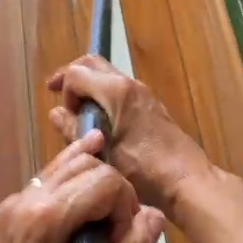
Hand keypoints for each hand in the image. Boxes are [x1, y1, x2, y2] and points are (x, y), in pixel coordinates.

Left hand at [0, 130, 165, 242]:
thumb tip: (152, 215)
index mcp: (41, 221)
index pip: (103, 179)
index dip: (125, 204)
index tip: (128, 240)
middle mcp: (18, 205)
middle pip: (81, 166)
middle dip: (110, 190)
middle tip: (122, 233)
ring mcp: (5, 212)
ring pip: (59, 170)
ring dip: (90, 183)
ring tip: (113, 214)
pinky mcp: (1, 224)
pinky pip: (41, 188)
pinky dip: (67, 184)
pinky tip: (87, 186)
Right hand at [47, 55, 214, 216]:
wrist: (186, 179)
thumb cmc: (143, 169)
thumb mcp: (102, 154)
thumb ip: (75, 130)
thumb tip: (56, 113)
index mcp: (116, 90)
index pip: (77, 73)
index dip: (65, 90)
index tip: (65, 115)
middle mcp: (129, 83)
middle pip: (92, 63)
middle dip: (71, 75)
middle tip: (56, 90)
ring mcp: (142, 92)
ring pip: (107, 74)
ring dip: (88, 85)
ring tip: (76, 111)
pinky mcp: (150, 104)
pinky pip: (119, 88)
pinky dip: (103, 95)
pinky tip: (99, 120)